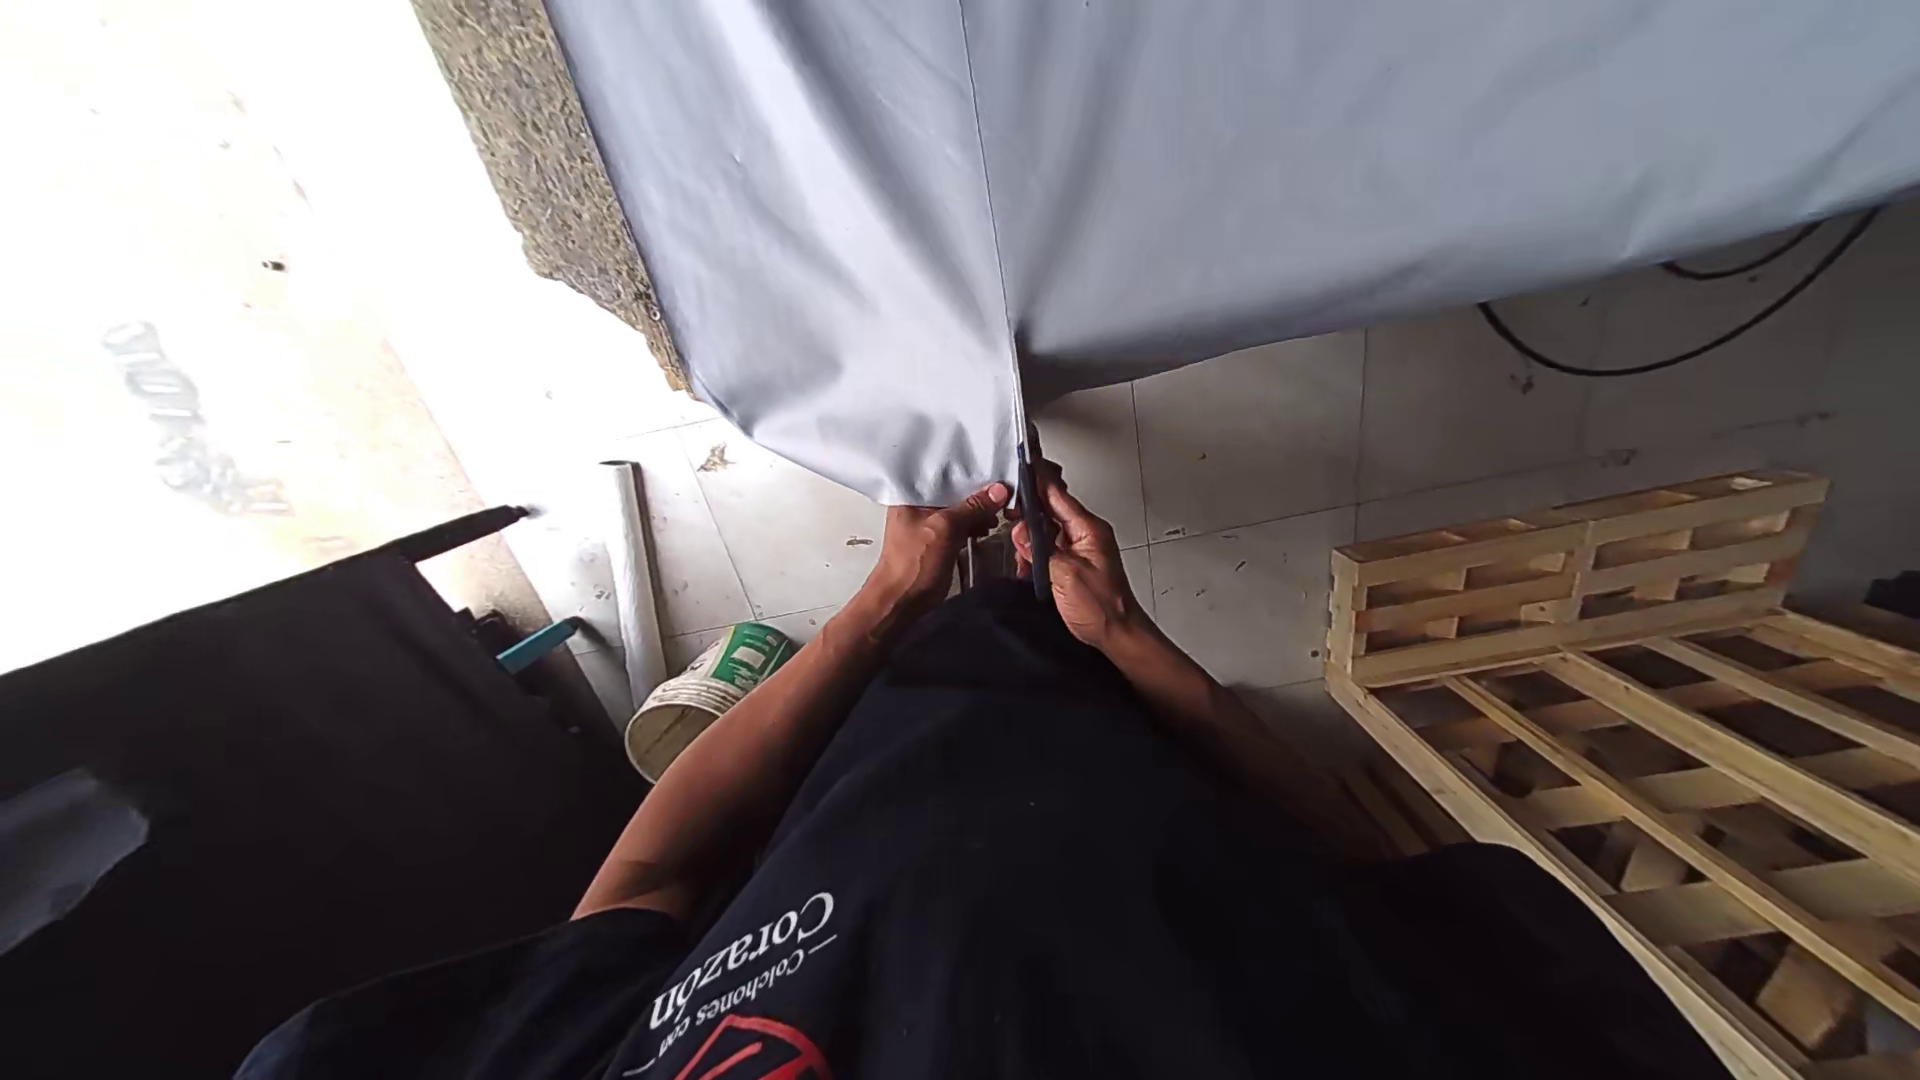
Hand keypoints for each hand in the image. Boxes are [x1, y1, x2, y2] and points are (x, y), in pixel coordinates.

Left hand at [855, 481, 1010, 623]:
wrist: (902, 600)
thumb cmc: (913, 563)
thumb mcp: (945, 528)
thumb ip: (972, 507)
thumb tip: (1000, 490)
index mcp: (911, 494)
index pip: (944, 472)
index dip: (970, 471)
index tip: (996, 471)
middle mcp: (919, 504)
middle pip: (954, 490)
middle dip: (978, 492)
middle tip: (1004, 492)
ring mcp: (930, 523)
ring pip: (960, 509)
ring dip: (980, 510)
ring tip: (999, 511)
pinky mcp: (940, 540)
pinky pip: (961, 525)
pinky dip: (975, 524)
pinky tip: (988, 525)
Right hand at [1011, 467, 1148, 649]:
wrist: (1117, 635)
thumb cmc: (1104, 609)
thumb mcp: (1065, 575)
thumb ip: (1040, 549)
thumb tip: (1022, 532)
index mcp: (1089, 530)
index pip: (1058, 495)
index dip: (1038, 480)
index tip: (1022, 466)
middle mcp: (1086, 535)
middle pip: (1051, 510)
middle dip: (1028, 515)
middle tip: (1012, 521)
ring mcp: (1080, 549)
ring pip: (1048, 530)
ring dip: (1031, 539)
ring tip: (1024, 555)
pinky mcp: (1074, 564)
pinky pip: (1050, 549)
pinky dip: (1036, 554)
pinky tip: (1029, 566)